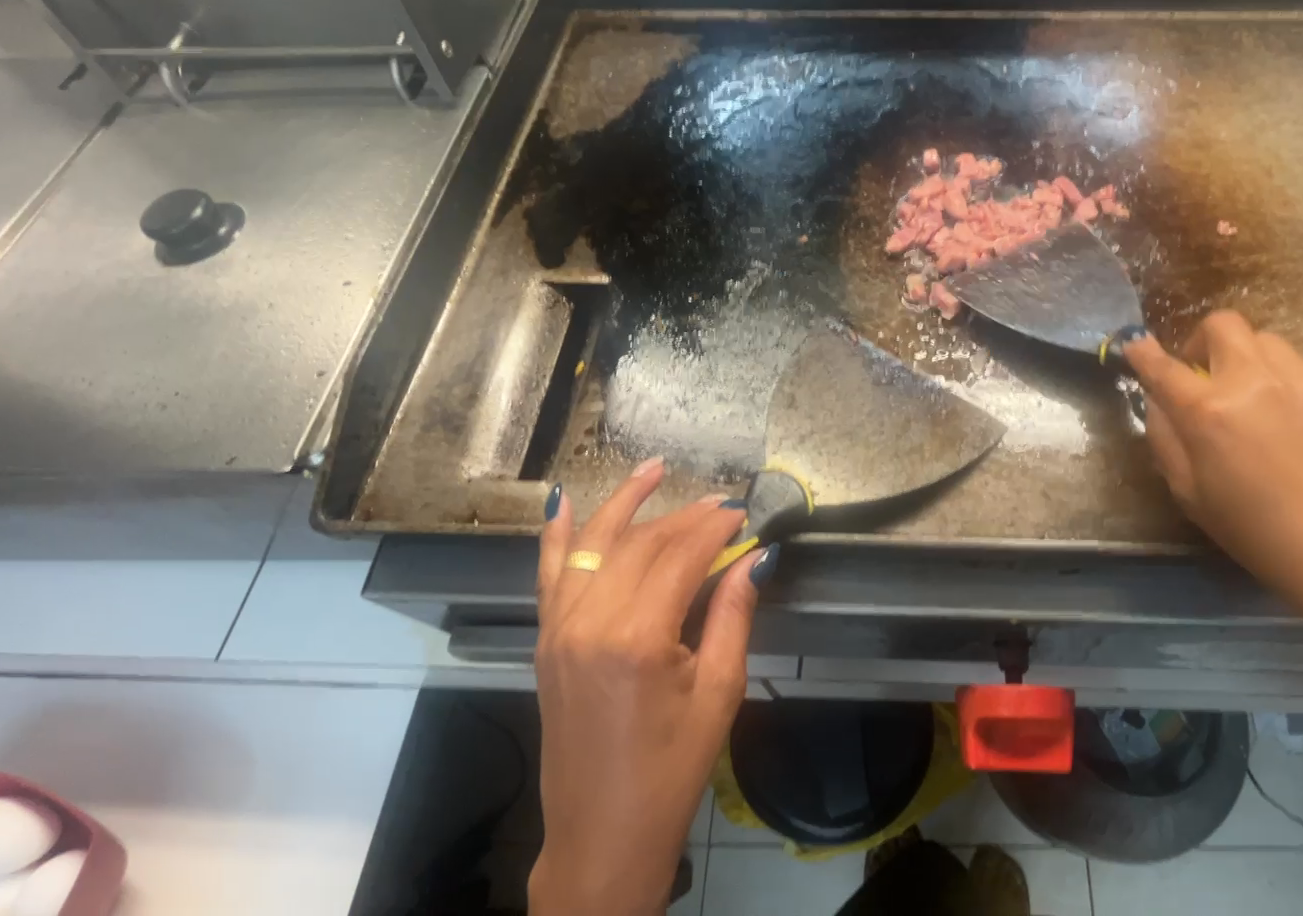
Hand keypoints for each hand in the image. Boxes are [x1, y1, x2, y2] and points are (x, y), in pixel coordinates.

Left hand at [529, 458, 772, 914]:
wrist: (603, 833)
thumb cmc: (673, 768)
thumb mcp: (720, 692)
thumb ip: (734, 615)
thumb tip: (757, 558)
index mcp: (637, 639)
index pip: (680, 557)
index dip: (715, 529)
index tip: (743, 512)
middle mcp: (590, 622)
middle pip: (640, 545)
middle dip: (682, 517)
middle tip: (720, 504)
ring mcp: (559, 630)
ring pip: (593, 548)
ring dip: (624, 504)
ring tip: (654, 470)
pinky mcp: (545, 642)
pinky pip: (549, 576)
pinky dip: (557, 536)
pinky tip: (562, 501)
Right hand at [1122, 313, 1302, 612]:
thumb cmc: (1259, 533)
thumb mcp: (1191, 496)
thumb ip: (1167, 440)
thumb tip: (1159, 403)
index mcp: (1209, 411)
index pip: (1163, 367)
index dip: (1142, 352)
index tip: (1135, 345)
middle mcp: (1253, 381)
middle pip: (1221, 325)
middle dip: (1200, 341)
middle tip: (1200, 376)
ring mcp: (1301, 380)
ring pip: (1263, 339)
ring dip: (1243, 357)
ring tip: (1247, 396)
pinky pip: (1296, 365)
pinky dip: (1277, 378)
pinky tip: (1285, 419)